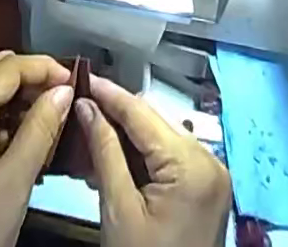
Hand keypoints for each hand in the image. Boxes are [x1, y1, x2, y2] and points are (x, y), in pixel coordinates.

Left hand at [0, 52, 72, 246]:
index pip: (9, 67)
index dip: (45, 68)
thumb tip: (65, 89)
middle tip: (68, 99)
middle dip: (35, 81)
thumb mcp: (13, 183)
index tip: (77, 80)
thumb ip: (40, 130)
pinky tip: (32, 140)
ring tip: (56, 121)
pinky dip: (10, 120)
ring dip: (24, 101)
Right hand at [80, 74, 231, 246]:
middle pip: (152, 124)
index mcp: (192, 165)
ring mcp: (210, 174)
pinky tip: (109, 157)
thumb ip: (104, 151)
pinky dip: (139, 157)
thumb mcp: (119, 210)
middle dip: (114, 116)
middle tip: (78, 109)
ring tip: (86, 133)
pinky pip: (167, 158)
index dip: (109, 94)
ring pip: (157, 139)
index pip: (142, 114)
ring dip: (123, 136)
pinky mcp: (205, 187)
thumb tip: (85, 105)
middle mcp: (208, 160)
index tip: (81, 77)